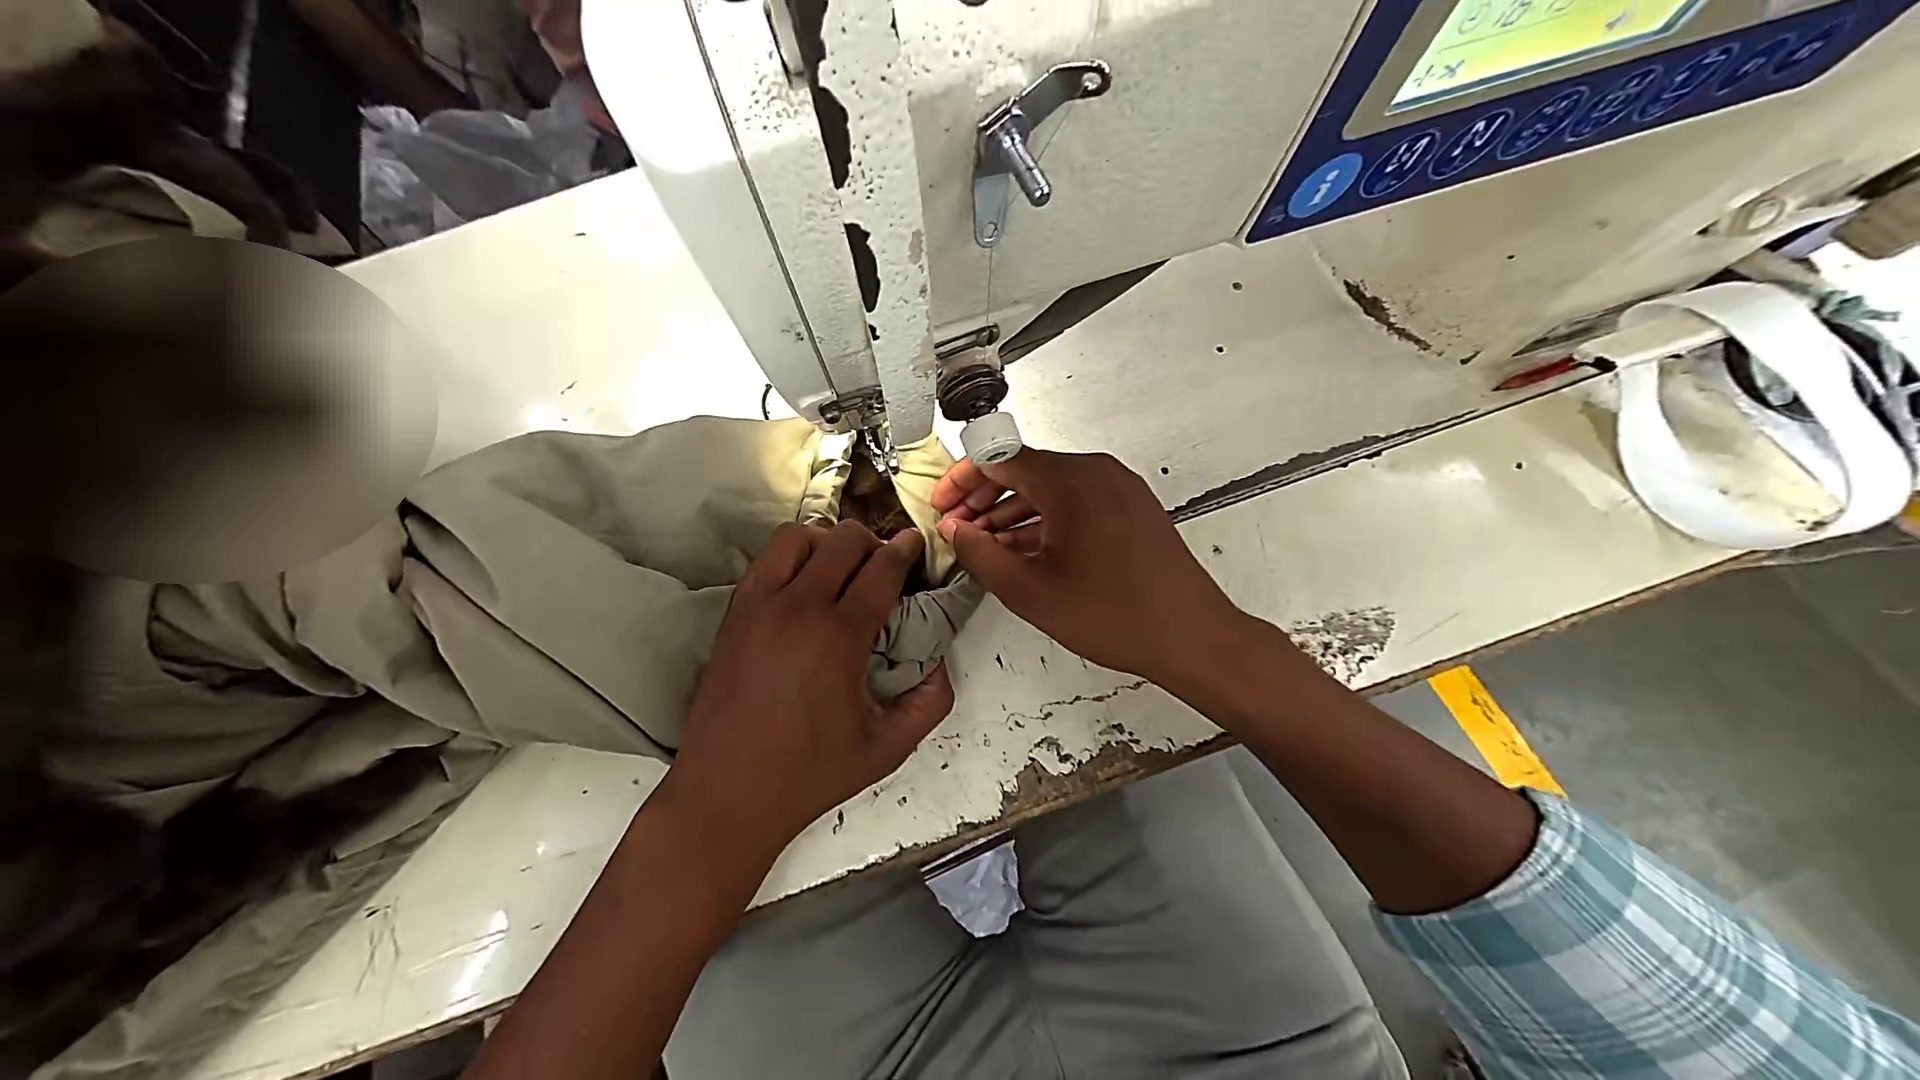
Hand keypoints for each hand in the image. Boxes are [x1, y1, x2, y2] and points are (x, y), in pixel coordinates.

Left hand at [665, 521, 954, 850]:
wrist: (727, 792)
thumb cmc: (809, 773)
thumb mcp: (887, 747)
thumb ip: (929, 702)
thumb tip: (939, 662)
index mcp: (840, 636)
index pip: (882, 568)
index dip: (906, 550)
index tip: (916, 545)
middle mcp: (798, 609)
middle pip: (844, 540)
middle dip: (874, 543)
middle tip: (885, 564)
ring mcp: (760, 607)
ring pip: (798, 537)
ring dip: (827, 542)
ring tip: (841, 568)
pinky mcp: (734, 614)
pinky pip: (765, 560)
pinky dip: (791, 556)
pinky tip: (803, 583)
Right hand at [932, 449, 1253, 690]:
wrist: (1190, 636)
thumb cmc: (1126, 615)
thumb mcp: (1030, 590)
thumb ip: (981, 554)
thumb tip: (956, 532)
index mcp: (1071, 482)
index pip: (999, 457)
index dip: (961, 478)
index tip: (944, 498)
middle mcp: (1098, 475)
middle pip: (1024, 469)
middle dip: (983, 497)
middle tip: (957, 523)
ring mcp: (1118, 490)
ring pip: (1049, 487)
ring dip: (1011, 511)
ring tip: (984, 542)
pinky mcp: (1129, 508)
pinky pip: (1075, 502)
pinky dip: (1043, 520)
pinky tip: (1022, 548)